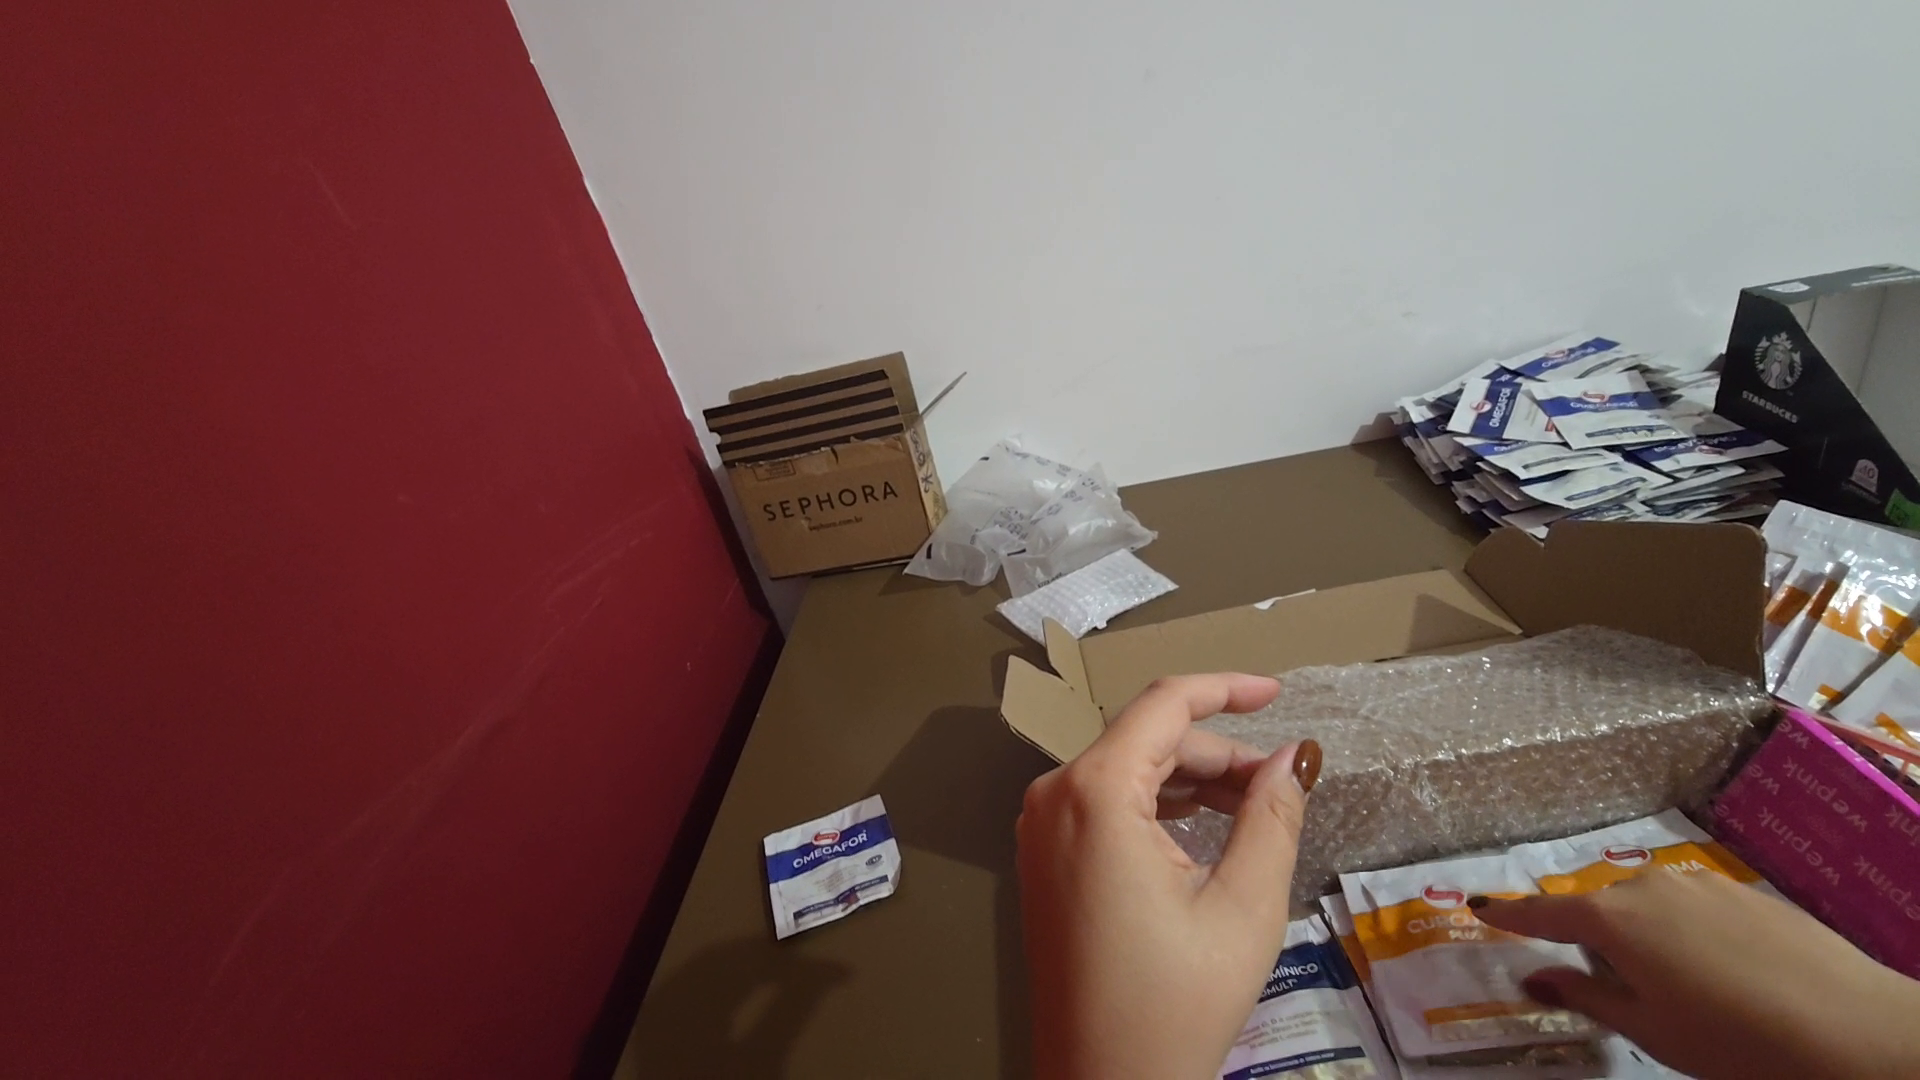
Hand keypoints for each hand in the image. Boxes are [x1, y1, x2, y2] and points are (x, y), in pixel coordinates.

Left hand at [1016, 673, 1320, 1079]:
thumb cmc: (1174, 1002)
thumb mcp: (1242, 907)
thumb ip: (1272, 818)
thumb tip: (1295, 758)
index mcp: (1094, 791)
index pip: (1162, 705)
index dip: (1224, 689)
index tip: (1276, 692)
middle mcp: (1054, 792)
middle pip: (1146, 740)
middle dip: (1218, 754)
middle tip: (1281, 786)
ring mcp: (1041, 823)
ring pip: (1127, 770)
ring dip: (1192, 779)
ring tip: (1254, 808)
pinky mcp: (1045, 851)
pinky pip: (1105, 802)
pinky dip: (1157, 804)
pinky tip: (1203, 826)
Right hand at [1472, 868, 1919, 1079]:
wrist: (1873, 1038)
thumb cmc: (1740, 1043)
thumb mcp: (1653, 1032)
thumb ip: (1585, 997)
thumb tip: (1530, 978)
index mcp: (1609, 919)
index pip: (1541, 914)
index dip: (1508, 915)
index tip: (1478, 908)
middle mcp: (1641, 886)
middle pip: (1598, 909)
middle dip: (1598, 939)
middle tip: (1629, 986)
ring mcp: (1695, 884)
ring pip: (1646, 904)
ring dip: (1647, 933)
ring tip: (1690, 982)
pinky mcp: (1743, 891)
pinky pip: (1693, 906)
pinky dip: (1691, 931)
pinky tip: (1733, 971)